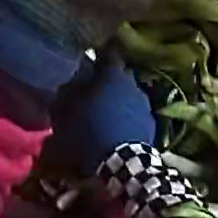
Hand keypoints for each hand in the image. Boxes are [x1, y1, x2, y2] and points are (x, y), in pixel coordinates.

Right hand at [50, 52, 155, 172]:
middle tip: (95, 89)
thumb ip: (66, 94)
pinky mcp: (152, 123)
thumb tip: (67, 85)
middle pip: (121, 74)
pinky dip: (129, 117)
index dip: (100, 56)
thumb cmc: (90, 132)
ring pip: (130, 93)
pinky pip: (137, 113)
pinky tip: (119, 128)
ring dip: (120, 99)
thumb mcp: (66, 114)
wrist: (122, 164)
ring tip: (106, 112)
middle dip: (109, 79)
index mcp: (113, 75)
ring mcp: (145, 103)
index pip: (109, 53)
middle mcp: (132, 83)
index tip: (92, 59)